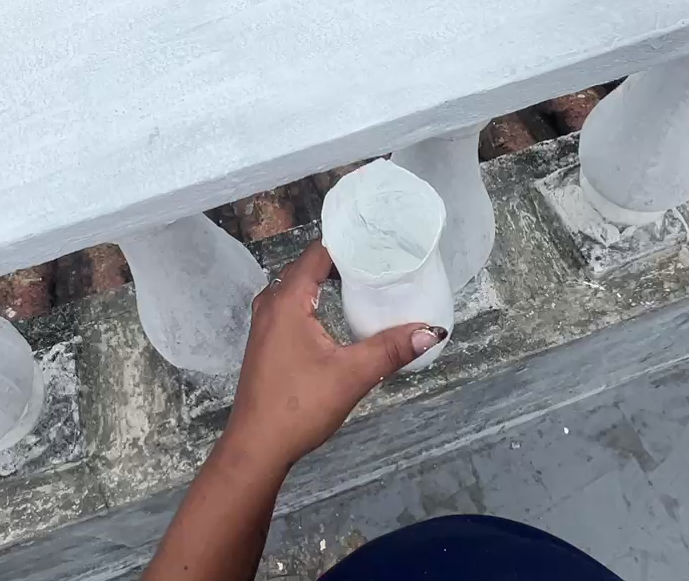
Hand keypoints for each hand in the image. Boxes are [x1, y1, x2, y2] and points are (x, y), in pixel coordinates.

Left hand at [220, 241, 444, 473]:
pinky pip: (290, 302)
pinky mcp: (265, 339)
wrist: (256, 447)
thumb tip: (431, 331)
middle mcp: (271, 302)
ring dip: (324, 278)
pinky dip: (312, 295)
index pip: (317, 252)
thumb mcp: (351, 375)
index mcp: (287, 299)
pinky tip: (333, 309)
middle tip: (377, 259)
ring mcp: (264, 321)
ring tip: (360, 279)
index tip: (377, 240)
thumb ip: (390, 350)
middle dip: (340, 259)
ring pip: (297, 284)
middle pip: (307, 265)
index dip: (346, 243)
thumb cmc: (299, 406)